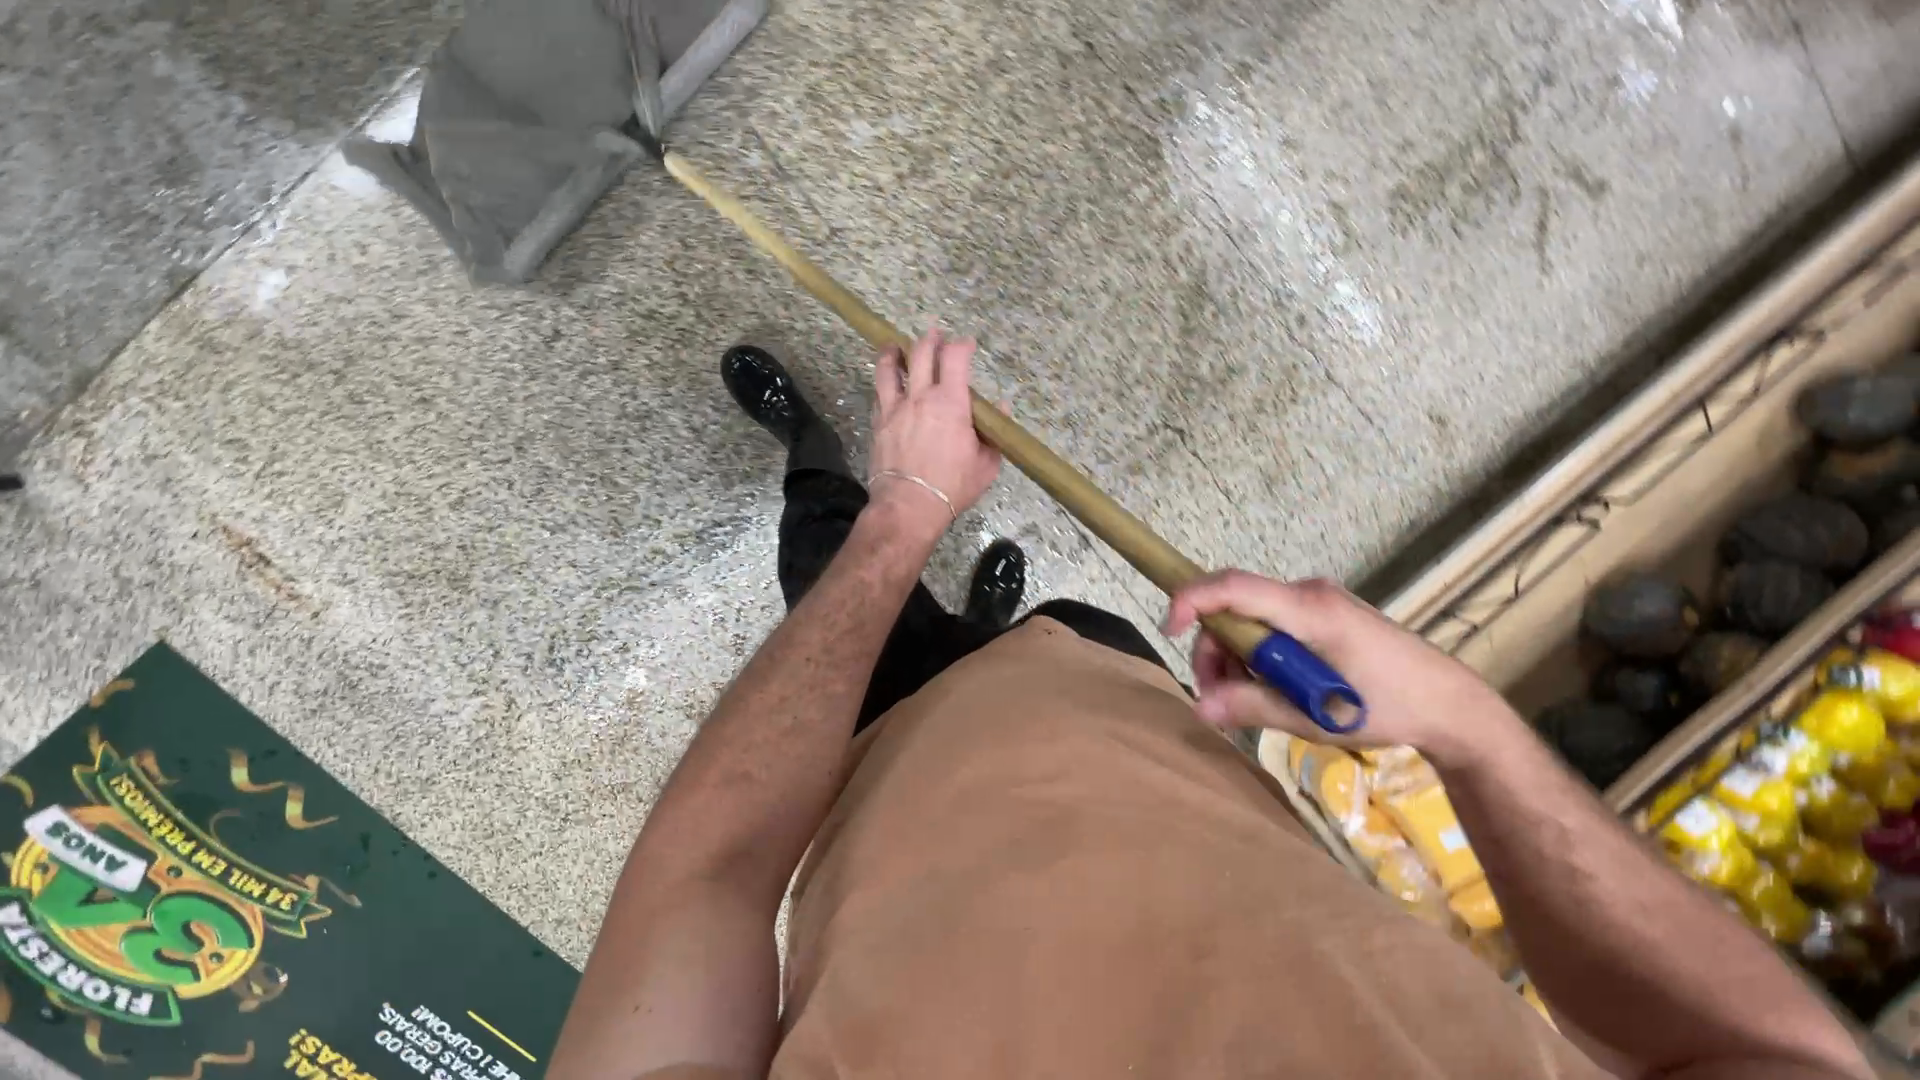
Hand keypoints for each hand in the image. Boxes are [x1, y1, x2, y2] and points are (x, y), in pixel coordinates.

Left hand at [868, 327, 1001, 536]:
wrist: (908, 506)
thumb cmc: (952, 487)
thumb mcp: (986, 463)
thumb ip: (993, 433)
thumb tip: (1000, 408)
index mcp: (951, 402)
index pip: (955, 357)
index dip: (962, 345)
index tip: (967, 344)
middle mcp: (920, 397)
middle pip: (921, 352)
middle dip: (930, 339)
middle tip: (935, 335)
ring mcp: (894, 408)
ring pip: (889, 367)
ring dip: (894, 352)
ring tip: (895, 346)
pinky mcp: (878, 423)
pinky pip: (879, 394)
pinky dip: (884, 383)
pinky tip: (886, 384)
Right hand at [1164, 571, 1527, 769]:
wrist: (1452, 705)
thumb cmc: (1389, 708)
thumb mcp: (1317, 716)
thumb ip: (1253, 706)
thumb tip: (1199, 707)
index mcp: (1310, 612)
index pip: (1235, 587)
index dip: (1193, 600)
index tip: (1169, 628)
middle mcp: (1309, 594)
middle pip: (1235, 606)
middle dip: (1214, 649)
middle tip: (1215, 696)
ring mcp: (1317, 600)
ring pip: (1250, 616)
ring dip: (1235, 655)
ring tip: (1246, 700)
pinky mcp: (1323, 613)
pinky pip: (1270, 622)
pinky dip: (1257, 652)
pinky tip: (1270, 686)